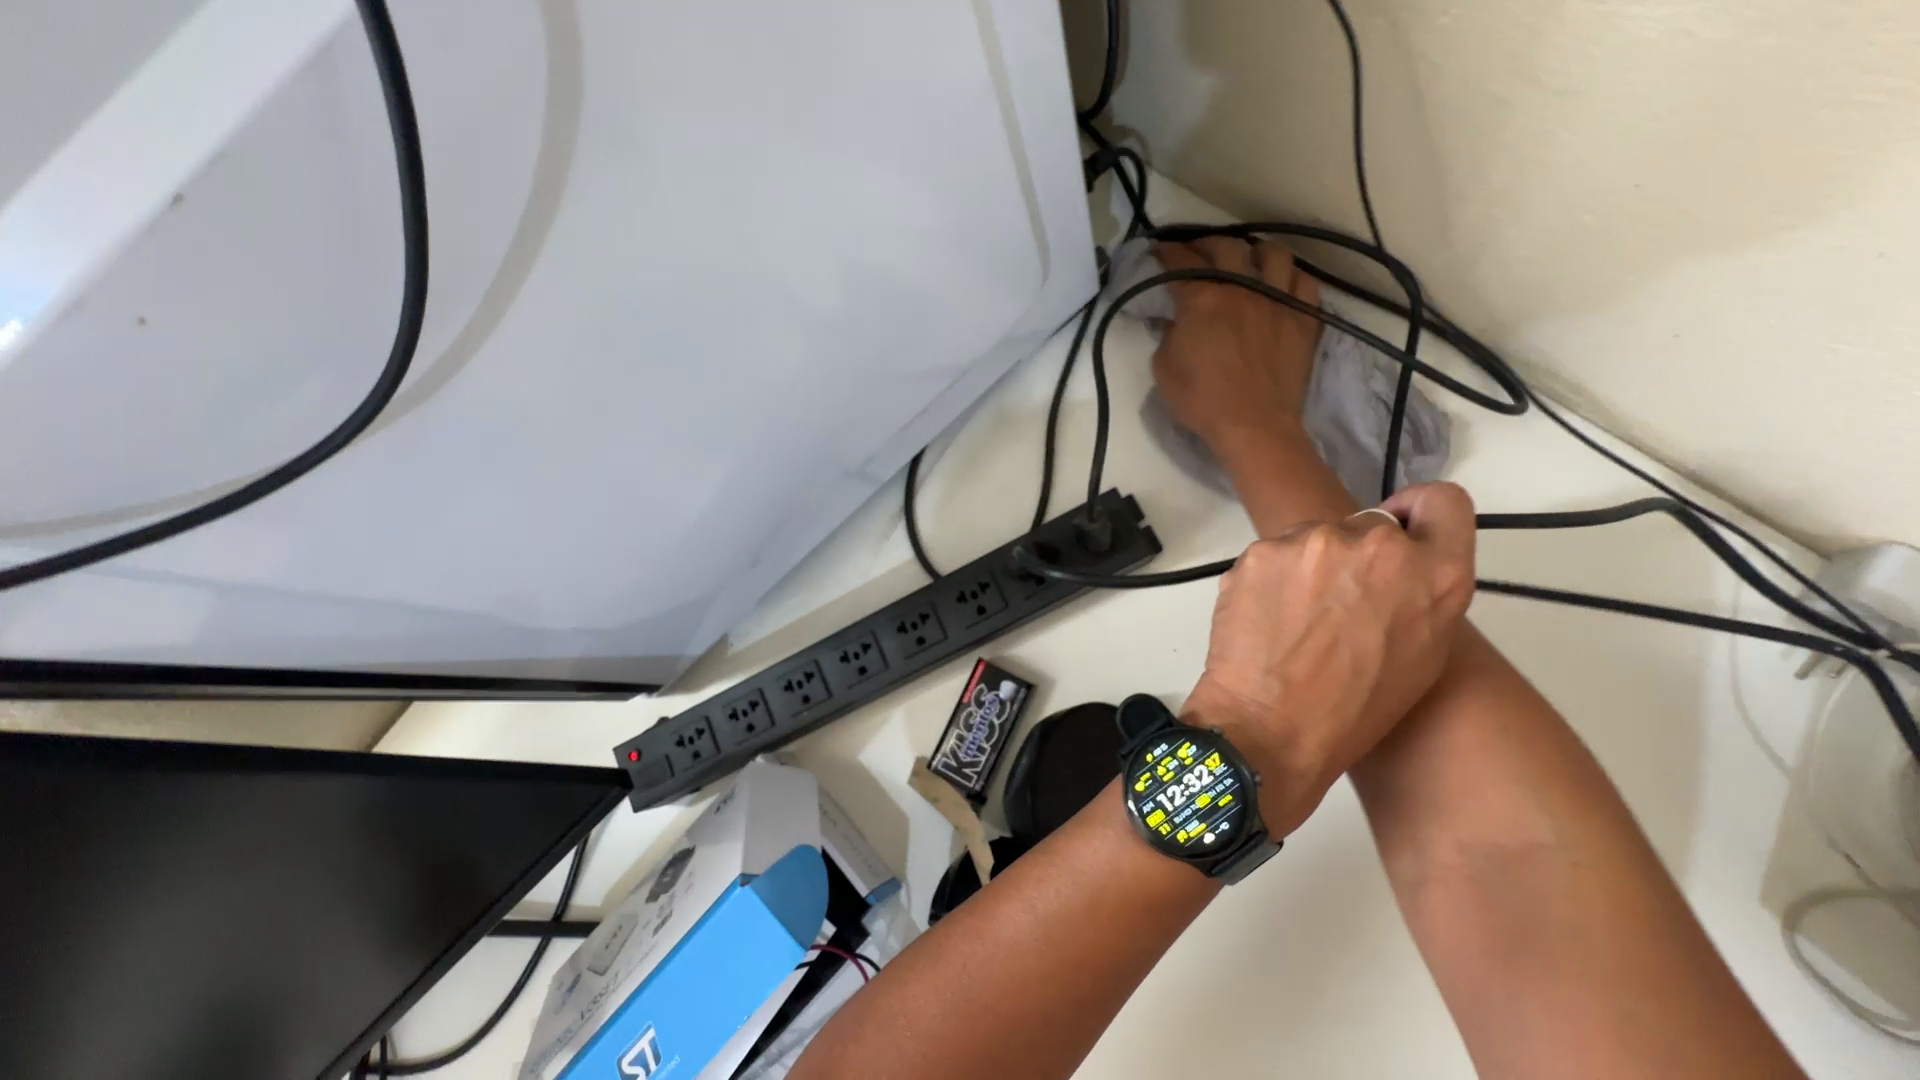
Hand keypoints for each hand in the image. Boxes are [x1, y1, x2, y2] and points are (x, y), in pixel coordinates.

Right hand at [1150, 238, 1322, 453]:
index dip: (1167, 251)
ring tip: (1250, 257)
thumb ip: (1168, 337)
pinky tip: (1284, 283)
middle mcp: (1242, 288)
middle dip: (1208, 243)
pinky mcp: (1304, 320)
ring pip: (1274, 254)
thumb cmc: (1202, 401)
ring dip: (1257, 250)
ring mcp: (1278, 301)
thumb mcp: (1164, 369)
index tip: (1160, 248)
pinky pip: (1306, 283)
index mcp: (1202, 299)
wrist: (1254, 426)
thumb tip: (1175, 321)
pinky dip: (1293, 277)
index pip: (1180, 262)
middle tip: (1199, 250)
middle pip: (1227, 247)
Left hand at [1182, 483, 1477, 837]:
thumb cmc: (1355, 710)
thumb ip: (1424, 593)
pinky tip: (1265, 619)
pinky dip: (1271, 579)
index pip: (1445, 501)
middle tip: (1338, 603)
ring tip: (1295, 619)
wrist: (1268, 728)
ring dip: (1311, 566)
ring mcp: (1311, 541)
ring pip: (1315, 538)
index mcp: (1435, 572)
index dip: (1421, 514)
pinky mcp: (1259, 550)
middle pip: (1371, 524)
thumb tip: (1402, 566)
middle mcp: (1377, 543)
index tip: (1404, 534)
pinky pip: (1273, 555)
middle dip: (1358, 555)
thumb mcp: (1424, 655)